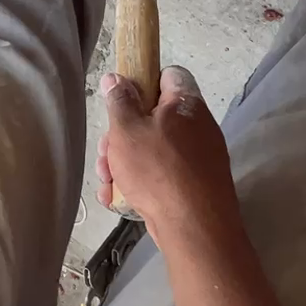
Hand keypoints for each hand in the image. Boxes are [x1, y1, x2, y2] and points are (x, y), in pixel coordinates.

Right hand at [96, 67, 238, 240]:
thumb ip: (119, 101)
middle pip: (152, 116)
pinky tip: (117, 197)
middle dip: (121, 134)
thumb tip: (116, 77)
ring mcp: (198, 157)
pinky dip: (139, 181)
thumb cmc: (158, 170)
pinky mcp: (194, 184)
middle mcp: (197, 126)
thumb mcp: (127, 130)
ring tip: (106, 181)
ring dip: (123, 161)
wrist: (196, 230)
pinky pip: (161, 172)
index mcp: (185, 104)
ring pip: (151, 147)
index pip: (168, 74)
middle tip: (106, 153)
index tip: (121, 99)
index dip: (143, 80)